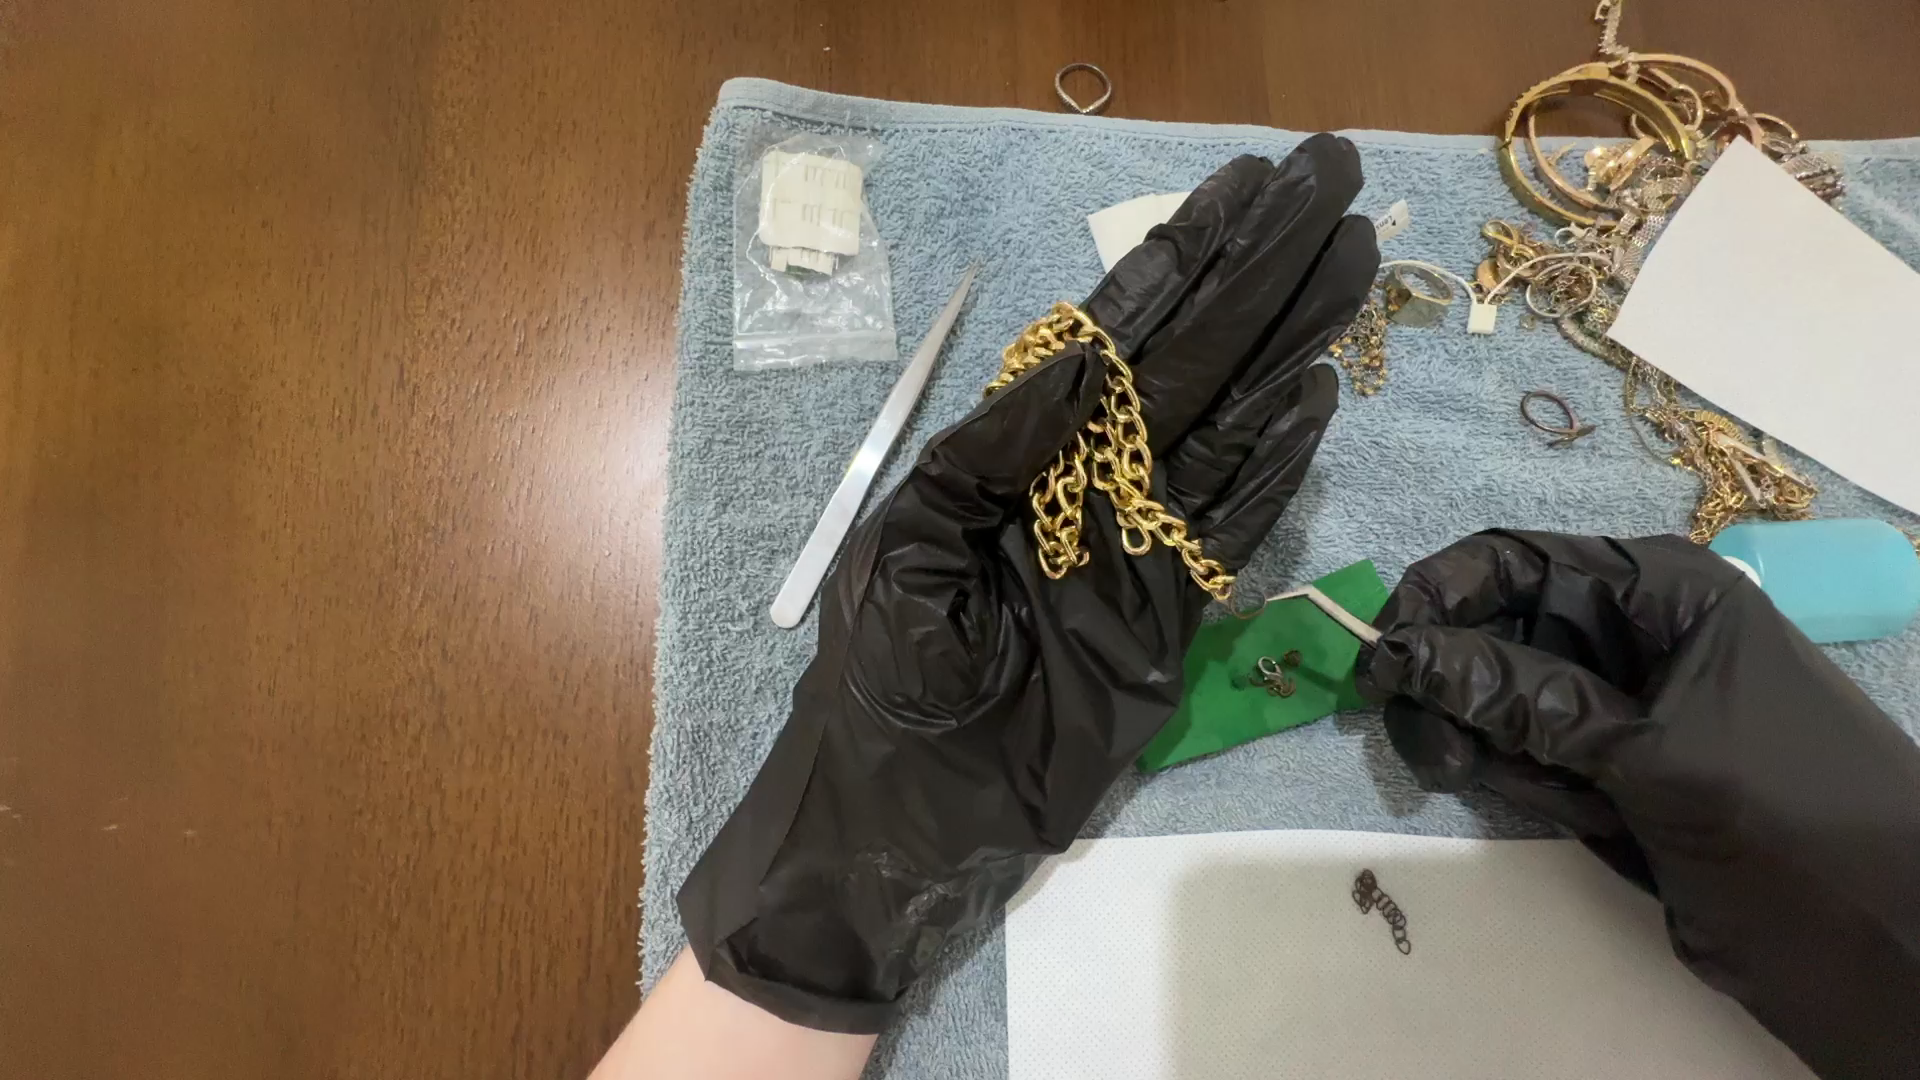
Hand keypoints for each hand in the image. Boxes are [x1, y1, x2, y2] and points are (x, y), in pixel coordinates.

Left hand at [678, 138, 1377, 1032]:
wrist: (917, 789)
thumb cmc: (888, 664)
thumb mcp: (908, 538)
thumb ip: (988, 447)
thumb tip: (1075, 359)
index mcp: (1018, 453)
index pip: (1108, 338)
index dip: (1174, 263)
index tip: (1239, 191)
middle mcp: (1087, 481)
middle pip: (1185, 363)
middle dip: (1254, 276)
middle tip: (1330, 186)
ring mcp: (1137, 542)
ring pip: (1224, 427)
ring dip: (1286, 348)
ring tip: (1351, 266)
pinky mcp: (1172, 609)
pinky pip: (1233, 525)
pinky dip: (1274, 467)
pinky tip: (1317, 397)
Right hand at [1358, 530, 1919, 1079]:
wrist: (1907, 976)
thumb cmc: (1806, 837)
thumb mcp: (1655, 757)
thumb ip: (1520, 697)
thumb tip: (1394, 654)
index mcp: (1655, 594)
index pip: (1507, 560)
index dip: (1434, 595)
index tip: (1384, 656)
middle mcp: (1619, 632)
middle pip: (1480, 628)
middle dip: (1446, 684)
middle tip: (1434, 749)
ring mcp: (1601, 698)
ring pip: (1480, 690)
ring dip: (1464, 735)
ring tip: (1473, 782)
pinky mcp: (1589, 757)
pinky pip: (1505, 742)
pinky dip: (1499, 771)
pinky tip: (1553, 809)